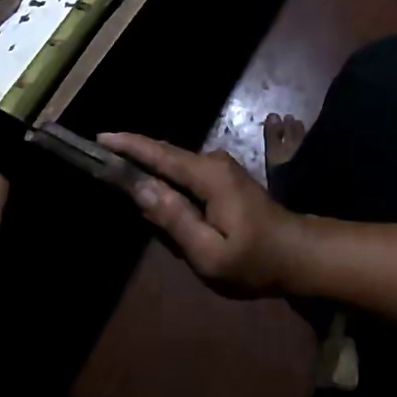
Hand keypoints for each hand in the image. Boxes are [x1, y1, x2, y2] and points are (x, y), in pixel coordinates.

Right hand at [99, 132, 308, 297]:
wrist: (297, 253)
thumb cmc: (254, 259)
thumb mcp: (210, 252)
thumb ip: (175, 219)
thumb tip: (141, 188)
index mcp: (209, 175)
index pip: (162, 155)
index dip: (131, 145)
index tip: (101, 137)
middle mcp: (213, 161)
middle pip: (166, 153)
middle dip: (133, 151)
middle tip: (99, 153)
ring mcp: (219, 167)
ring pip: (175, 162)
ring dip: (147, 162)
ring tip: (115, 165)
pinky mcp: (222, 177)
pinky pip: (185, 171)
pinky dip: (163, 172)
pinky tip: (148, 181)